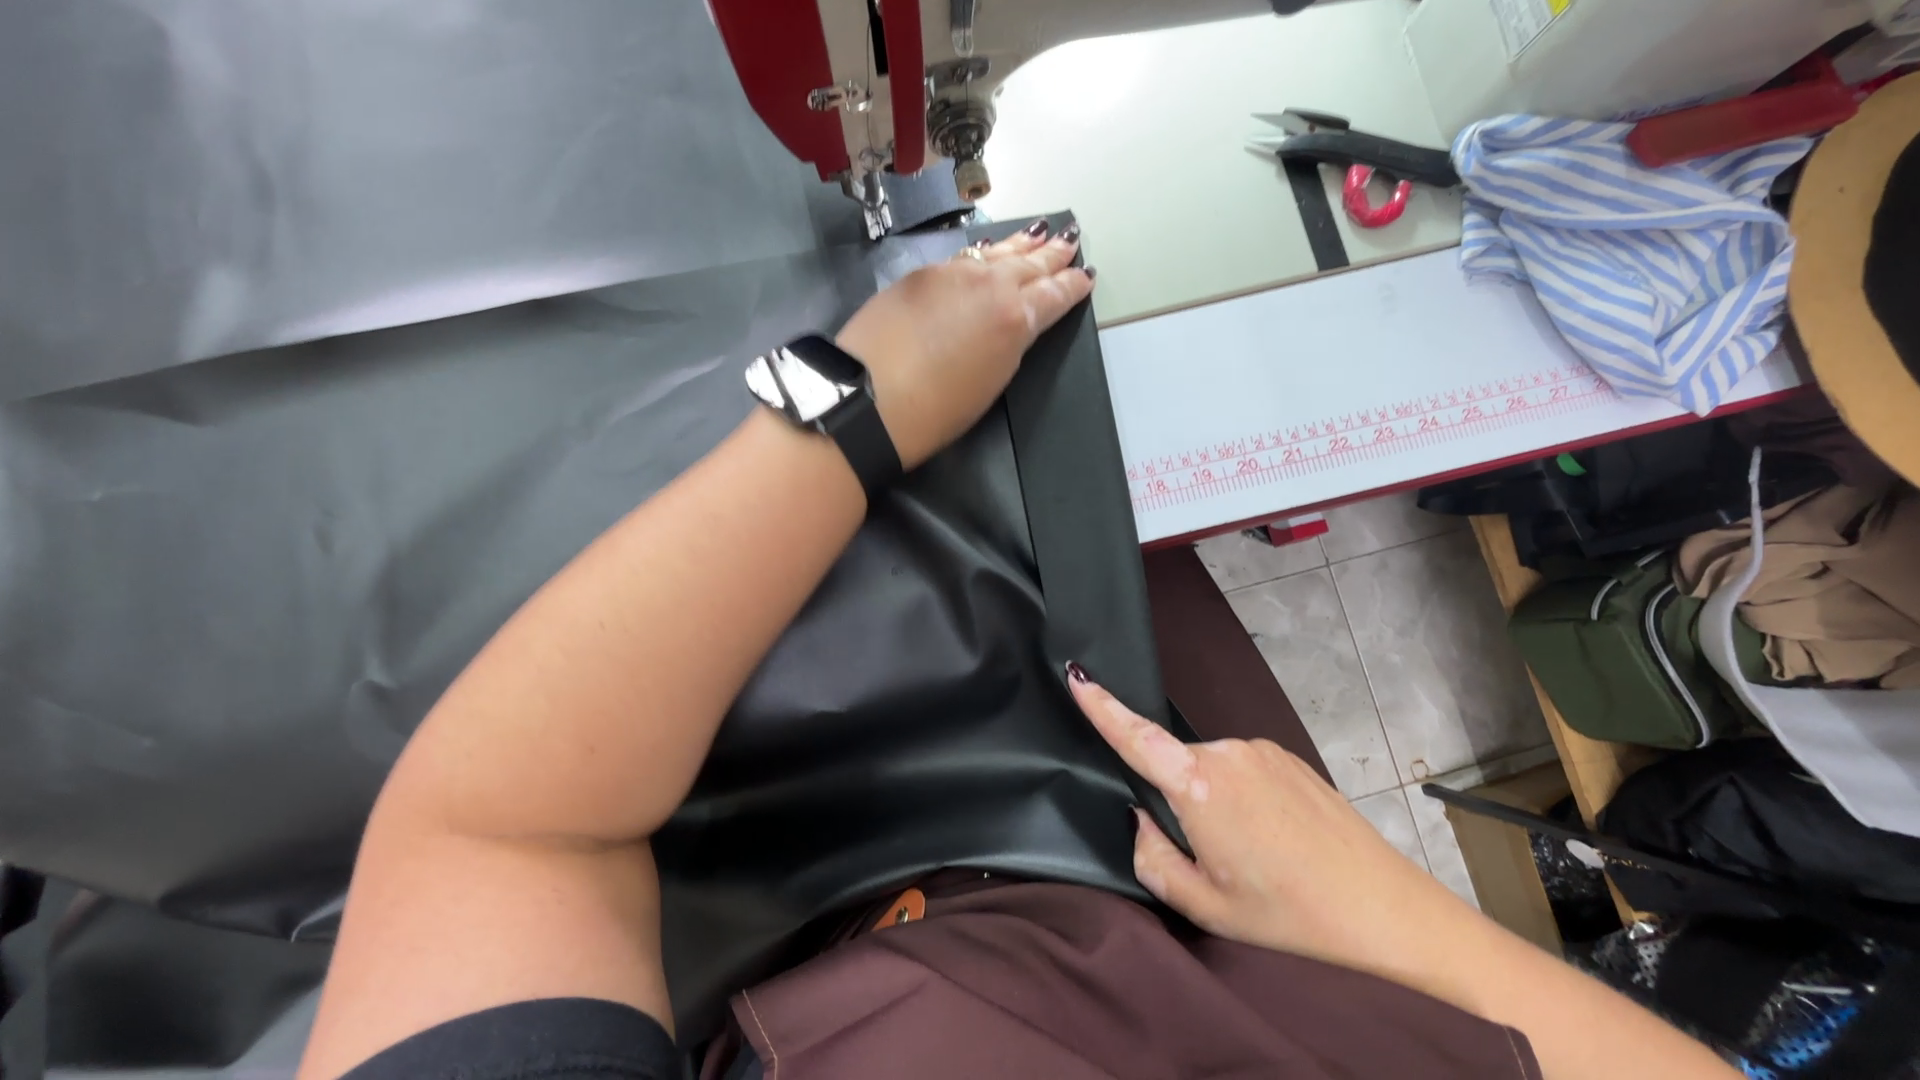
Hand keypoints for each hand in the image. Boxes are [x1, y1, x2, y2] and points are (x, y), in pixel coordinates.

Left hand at [836, 222, 1094, 469]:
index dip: (1071, 286)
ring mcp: (950, 275)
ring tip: (1038, 234)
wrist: (867, 399)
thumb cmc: (933, 412)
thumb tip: (1012, 323)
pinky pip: (962, 257)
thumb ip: (1008, 344)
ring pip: (993, 253)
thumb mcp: (990, 382)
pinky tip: (984, 254)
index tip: (1085, 276)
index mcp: (1013, 320)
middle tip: (1069, 240)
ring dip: (1018, 246)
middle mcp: (987, 286)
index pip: (1052, 296)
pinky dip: (981, 254)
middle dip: (1051, 255)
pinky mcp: (918, 276)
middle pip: (1027, 265)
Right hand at [1067, 668, 1484, 984]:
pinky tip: (1272, 840)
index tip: (1075, 674)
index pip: (1135, 736)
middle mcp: (1229, 754)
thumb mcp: (1203, 904)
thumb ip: (1151, 858)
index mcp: (1200, 787)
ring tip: (1251, 856)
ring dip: (1211, 802)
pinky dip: (1240, 798)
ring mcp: (1263, 751)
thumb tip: (1140, 819)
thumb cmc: (1289, 914)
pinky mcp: (1288, 757)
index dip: (1101, 706)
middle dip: (1176, 801)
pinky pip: (1241, 769)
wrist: (1385, 911)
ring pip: (1209, 770)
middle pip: (1174, 764)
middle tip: (1211, 858)